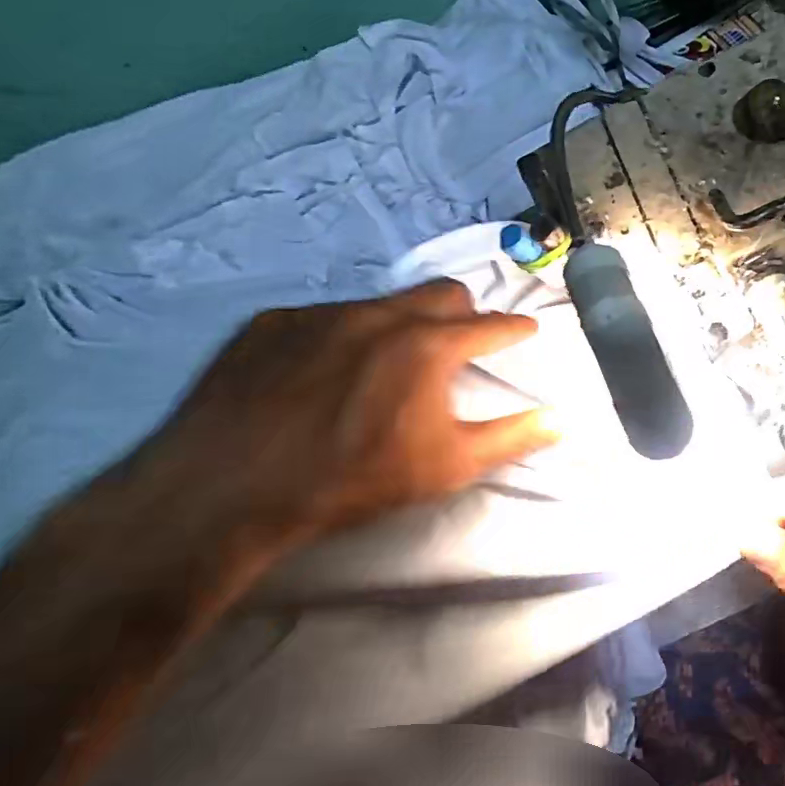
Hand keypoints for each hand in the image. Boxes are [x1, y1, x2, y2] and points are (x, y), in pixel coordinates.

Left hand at [132, 279, 559, 544]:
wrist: (224, 493)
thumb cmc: (352, 480)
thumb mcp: (447, 467)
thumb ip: (511, 437)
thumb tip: (560, 419)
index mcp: (427, 346)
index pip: (490, 325)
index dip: (515, 328)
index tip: (527, 328)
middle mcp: (379, 315)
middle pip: (442, 292)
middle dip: (465, 312)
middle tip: (463, 341)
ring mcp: (321, 313)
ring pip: (384, 301)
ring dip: (403, 323)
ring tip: (389, 364)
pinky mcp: (270, 322)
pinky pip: (326, 315)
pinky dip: (345, 335)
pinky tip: (323, 374)